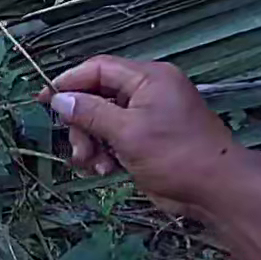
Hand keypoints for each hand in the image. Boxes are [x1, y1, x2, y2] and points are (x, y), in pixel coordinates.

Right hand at [39, 55, 260, 216]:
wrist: (216, 191)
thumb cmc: (175, 155)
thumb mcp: (127, 133)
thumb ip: (90, 113)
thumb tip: (58, 99)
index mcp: (148, 78)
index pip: (99, 68)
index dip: (69, 82)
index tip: (44, 100)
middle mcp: (148, 91)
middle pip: (98, 96)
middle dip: (83, 124)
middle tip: (79, 151)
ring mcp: (148, 116)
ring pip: (103, 120)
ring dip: (91, 143)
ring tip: (94, 165)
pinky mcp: (147, 139)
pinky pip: (115, 137)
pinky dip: (105, 152)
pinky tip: (106, 170)